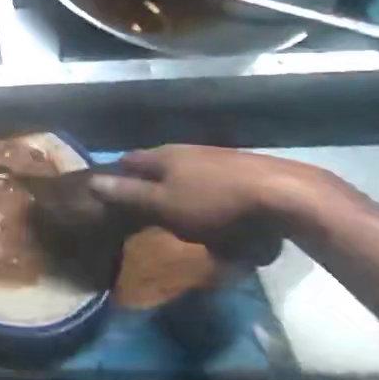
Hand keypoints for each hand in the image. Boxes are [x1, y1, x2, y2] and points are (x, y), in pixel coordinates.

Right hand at [88, 145, 358, 264]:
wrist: (287, 197)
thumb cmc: (215, 203)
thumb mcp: (163, 205)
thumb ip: (127, 195)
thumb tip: (91, 182)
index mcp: (164, 156)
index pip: (129, 161)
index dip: (118, 177)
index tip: (111, 196)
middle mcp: (188, 152)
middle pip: (161, 169)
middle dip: (154, 190)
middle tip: (151, 217)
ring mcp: (219, 160)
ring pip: (191, 180)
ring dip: (186, 201)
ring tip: (190, 227)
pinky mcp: (246, 173)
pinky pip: (219, 191)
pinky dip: (215, 206)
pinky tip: (225, 226)